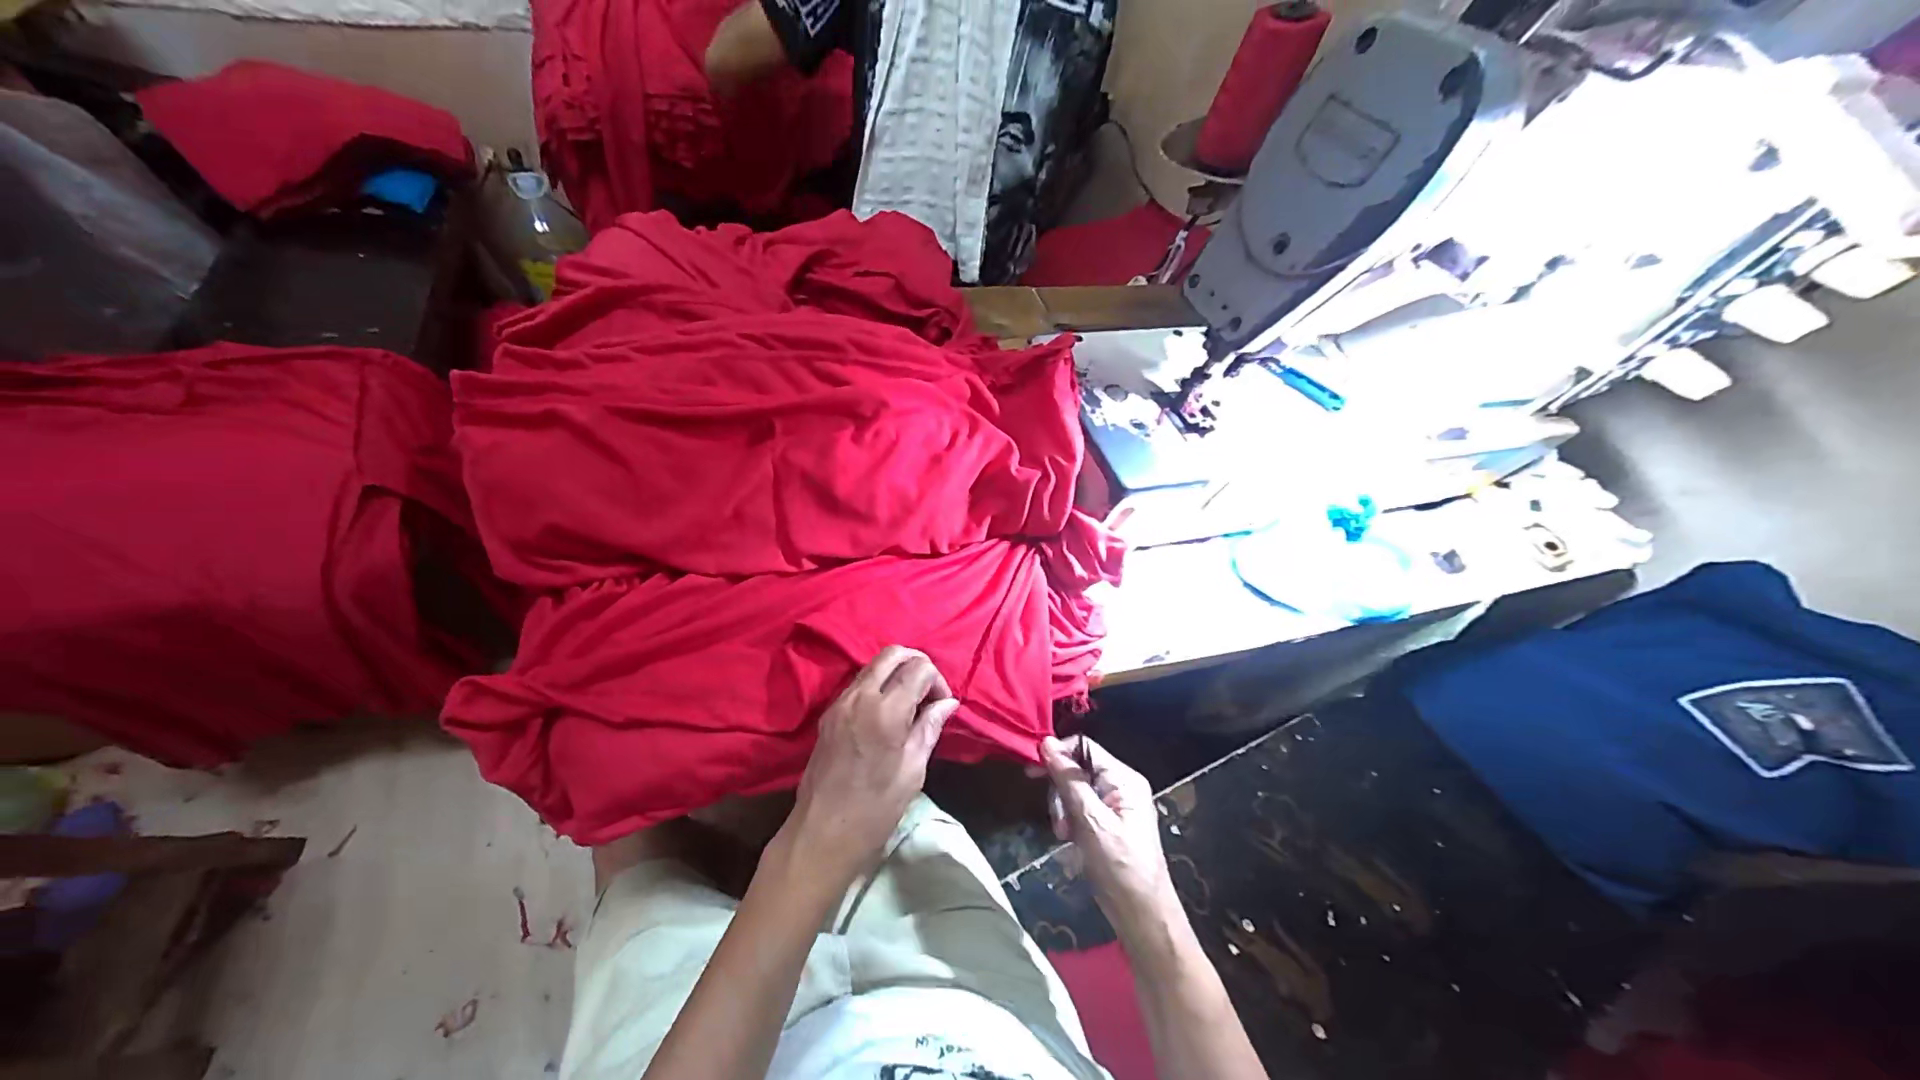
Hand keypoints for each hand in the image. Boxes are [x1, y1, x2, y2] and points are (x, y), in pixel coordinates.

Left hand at [781, 647, 958, 887]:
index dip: (937, 681)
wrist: (822, 833)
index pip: (919, 668)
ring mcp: (840, 702)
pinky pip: (858, 683)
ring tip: (910, 703)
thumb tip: (947, 703)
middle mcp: (860, 696)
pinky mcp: (828, 714)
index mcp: (885, 710)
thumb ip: (929, 728)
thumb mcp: (913, 770)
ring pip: (873, 665)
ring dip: (896, 672)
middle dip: (917, 663)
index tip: (941, 705)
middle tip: (928, 692)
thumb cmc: (875, 809)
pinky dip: (878, 685)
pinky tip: (887, 712)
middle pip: (893, 653)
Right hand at [1034, 735, 1180, 932]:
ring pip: (1074, 790)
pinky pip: (1080, 808)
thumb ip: (1068, 780)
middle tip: (1058, 821)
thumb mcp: (1090, 820)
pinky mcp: (1107, 823)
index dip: (1058, 754)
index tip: (1034, 771)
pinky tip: (1069, 840)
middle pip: (1077, 768)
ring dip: (1063, 810)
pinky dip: (1070, 821)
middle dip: (1060, 791)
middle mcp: (1120, 785)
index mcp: (1124, 778)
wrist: (1141, 914)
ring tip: (1065, 836)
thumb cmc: (1120, 866)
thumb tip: (1047, 743)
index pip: (1085, 747)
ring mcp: (1114, 805)